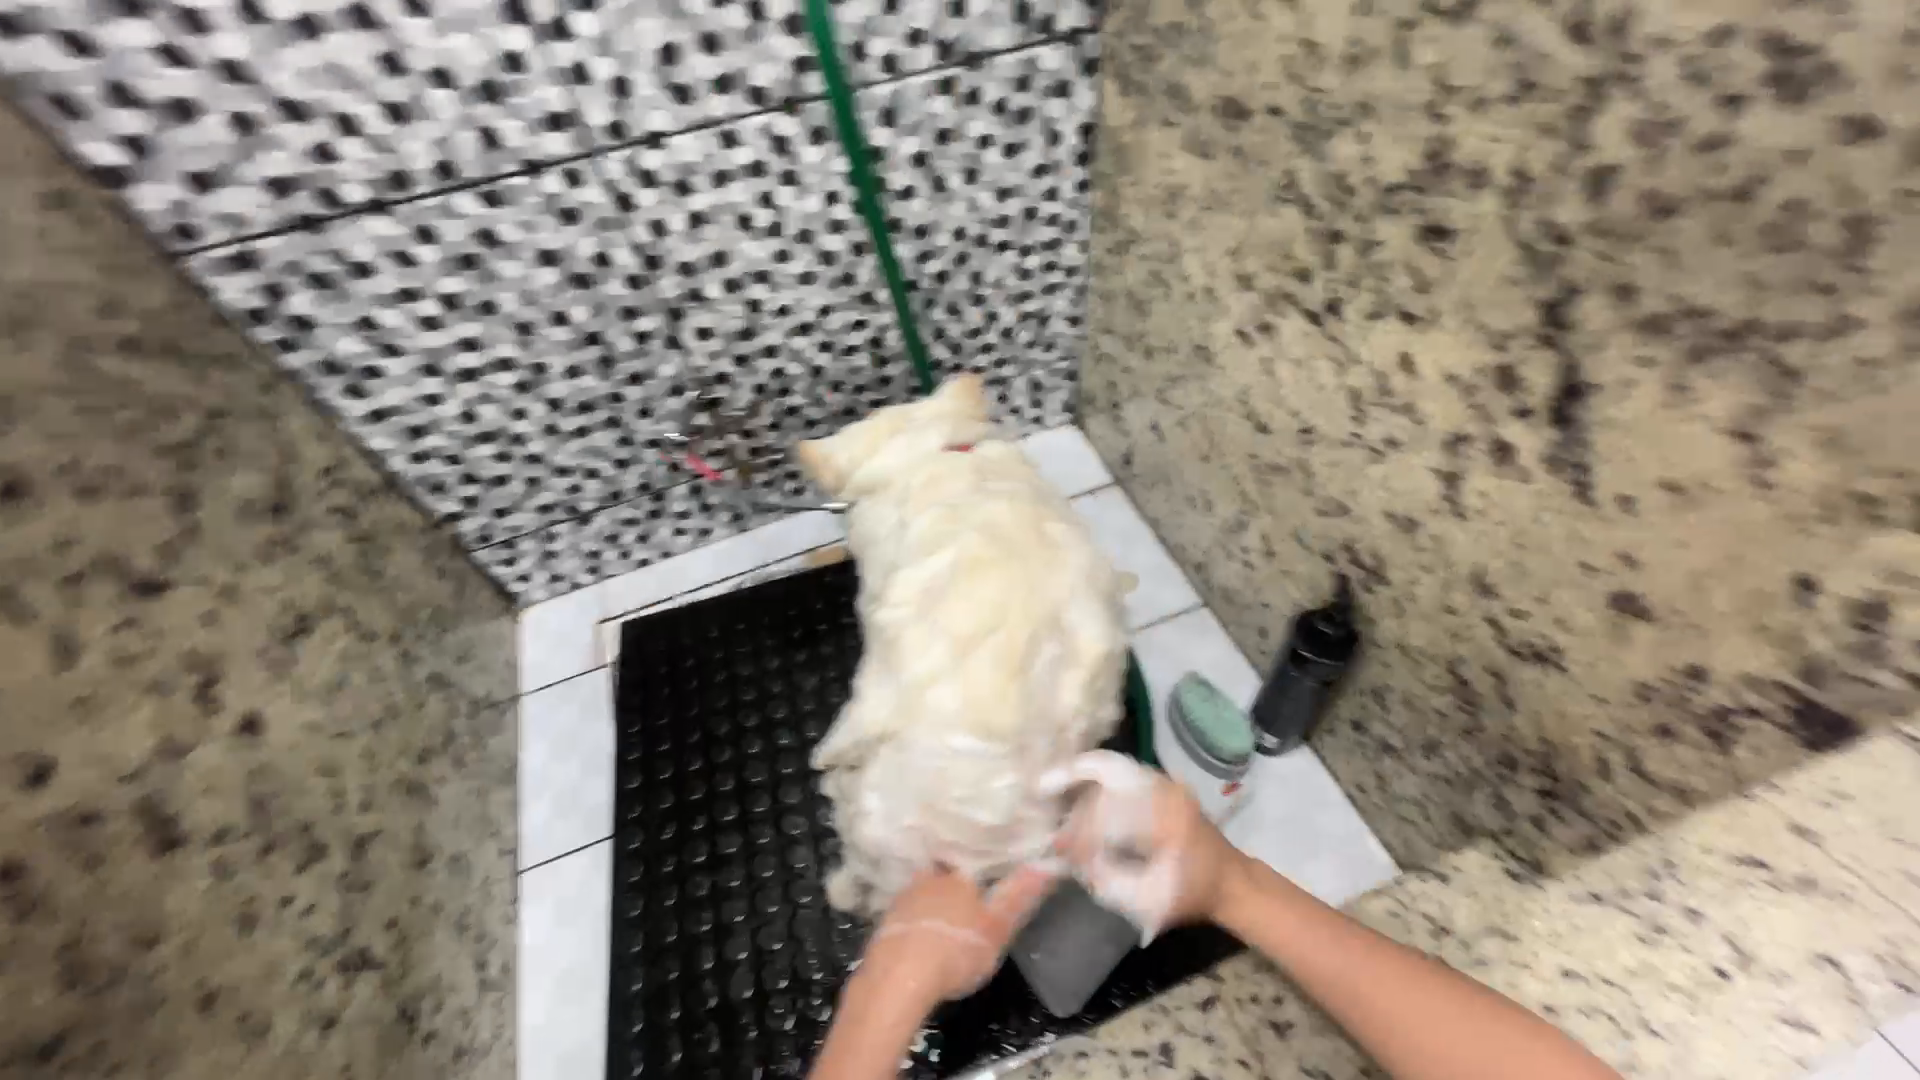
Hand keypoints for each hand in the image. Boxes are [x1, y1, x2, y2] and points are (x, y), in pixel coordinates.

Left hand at [855, 865, 1061, 1007]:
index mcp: (959, 875)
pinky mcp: (887, 920)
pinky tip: (921, 930)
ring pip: (923, 887)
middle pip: (945, 868)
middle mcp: (930, 876)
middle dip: (954, 875)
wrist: (898, 979)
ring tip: (945, 908)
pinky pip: (907, 909)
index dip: (980, 860)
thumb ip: (1020, 895)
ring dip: (933, 895)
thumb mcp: (998, 928)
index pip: (971, 854)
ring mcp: (904, 896)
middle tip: (966, 888)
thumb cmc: (956, 951)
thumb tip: (1048, 863)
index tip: (987, 863)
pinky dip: (916, 915)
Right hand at [1041, 750, 1248, 939]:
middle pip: (1105, 773)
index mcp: (1166, 818)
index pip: (1108, 812)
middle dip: (1069, 785)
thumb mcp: (1150, 902)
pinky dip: (1088, 773)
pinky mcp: (1156, 781)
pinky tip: (1068, 786)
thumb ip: (1108, 881)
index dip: (1079, 830)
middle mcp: (1163, 789)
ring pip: (1108, 764)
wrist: (1230, 880)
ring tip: (1046, 787)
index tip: (1059, 848)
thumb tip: (1070, 859)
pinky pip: (1115, 767)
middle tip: (1040, 794)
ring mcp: (1161, 780)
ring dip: (1076, 775)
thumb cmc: (1191, 894)